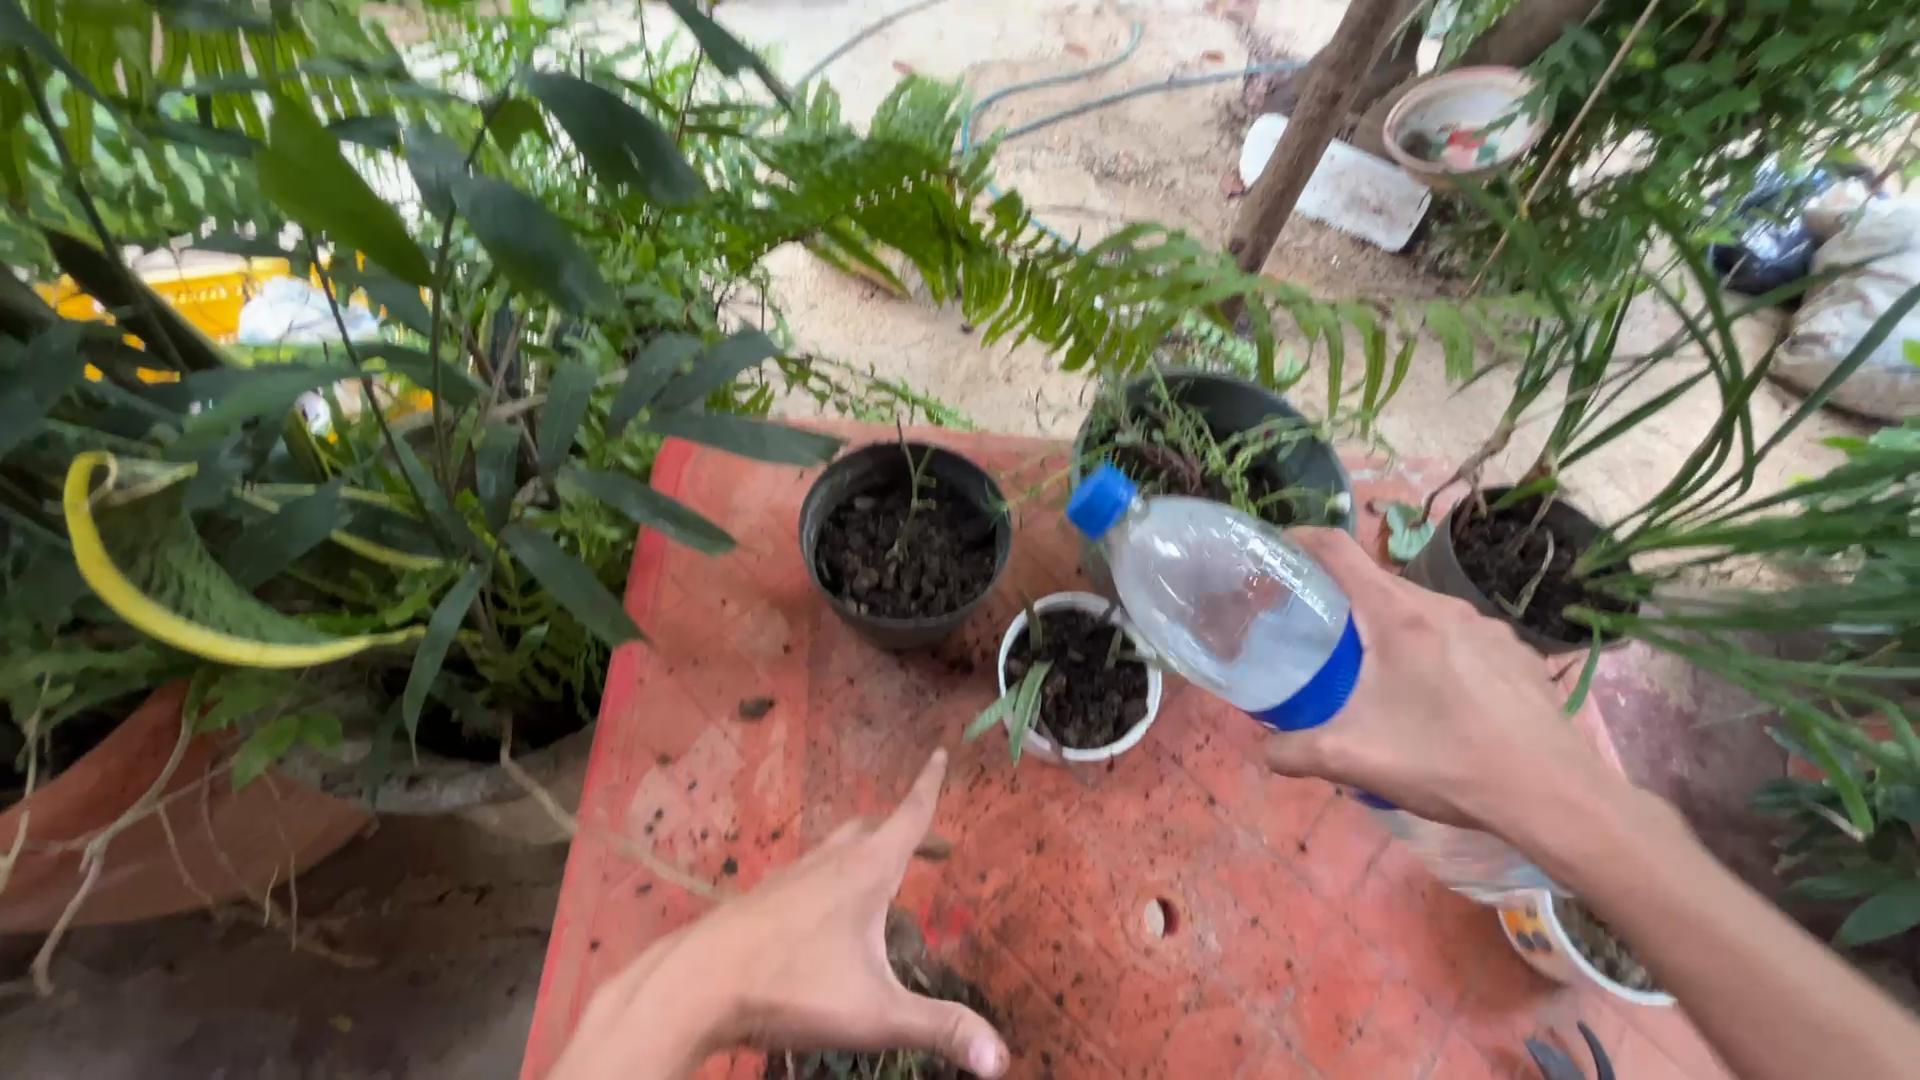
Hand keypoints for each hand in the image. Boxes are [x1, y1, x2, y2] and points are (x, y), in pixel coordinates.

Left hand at [551, 750, 1008, 1079]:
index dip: (929, 784)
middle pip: (876, 828)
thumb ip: (940, 1028)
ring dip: (870, 851)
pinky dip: (837, 874)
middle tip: (935, 850)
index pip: (910, 815)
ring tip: (886, 881)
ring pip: (841, 846)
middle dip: (909, 831)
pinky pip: (815, 869)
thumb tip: (1002, 1058)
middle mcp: (833, 859)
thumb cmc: (794, 986)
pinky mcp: (768, 894)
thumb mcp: (875, 1013)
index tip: (939, 752)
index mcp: (867, 870)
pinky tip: (830, 911)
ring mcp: (796, 873)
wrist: (698, 982)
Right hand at [1262, 527, 1624, 835]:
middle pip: (1374, 582)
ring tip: (1371, 670)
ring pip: (1416, 610)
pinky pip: (1454, 634)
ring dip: (1385, 627)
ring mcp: (1485, 626)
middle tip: (1313, 634)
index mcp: (1397, 615)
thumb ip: (1292, 751)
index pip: (1337, 549)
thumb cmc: (1446, 762)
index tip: (1274, 551)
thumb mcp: (1351, 759)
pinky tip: (1433, 694)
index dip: (1299, 539)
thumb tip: (1264, 750)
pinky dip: (1429, 648)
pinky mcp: (1514, 650)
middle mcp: (1442, 606)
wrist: (1555, 797)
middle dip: (1337, 599)